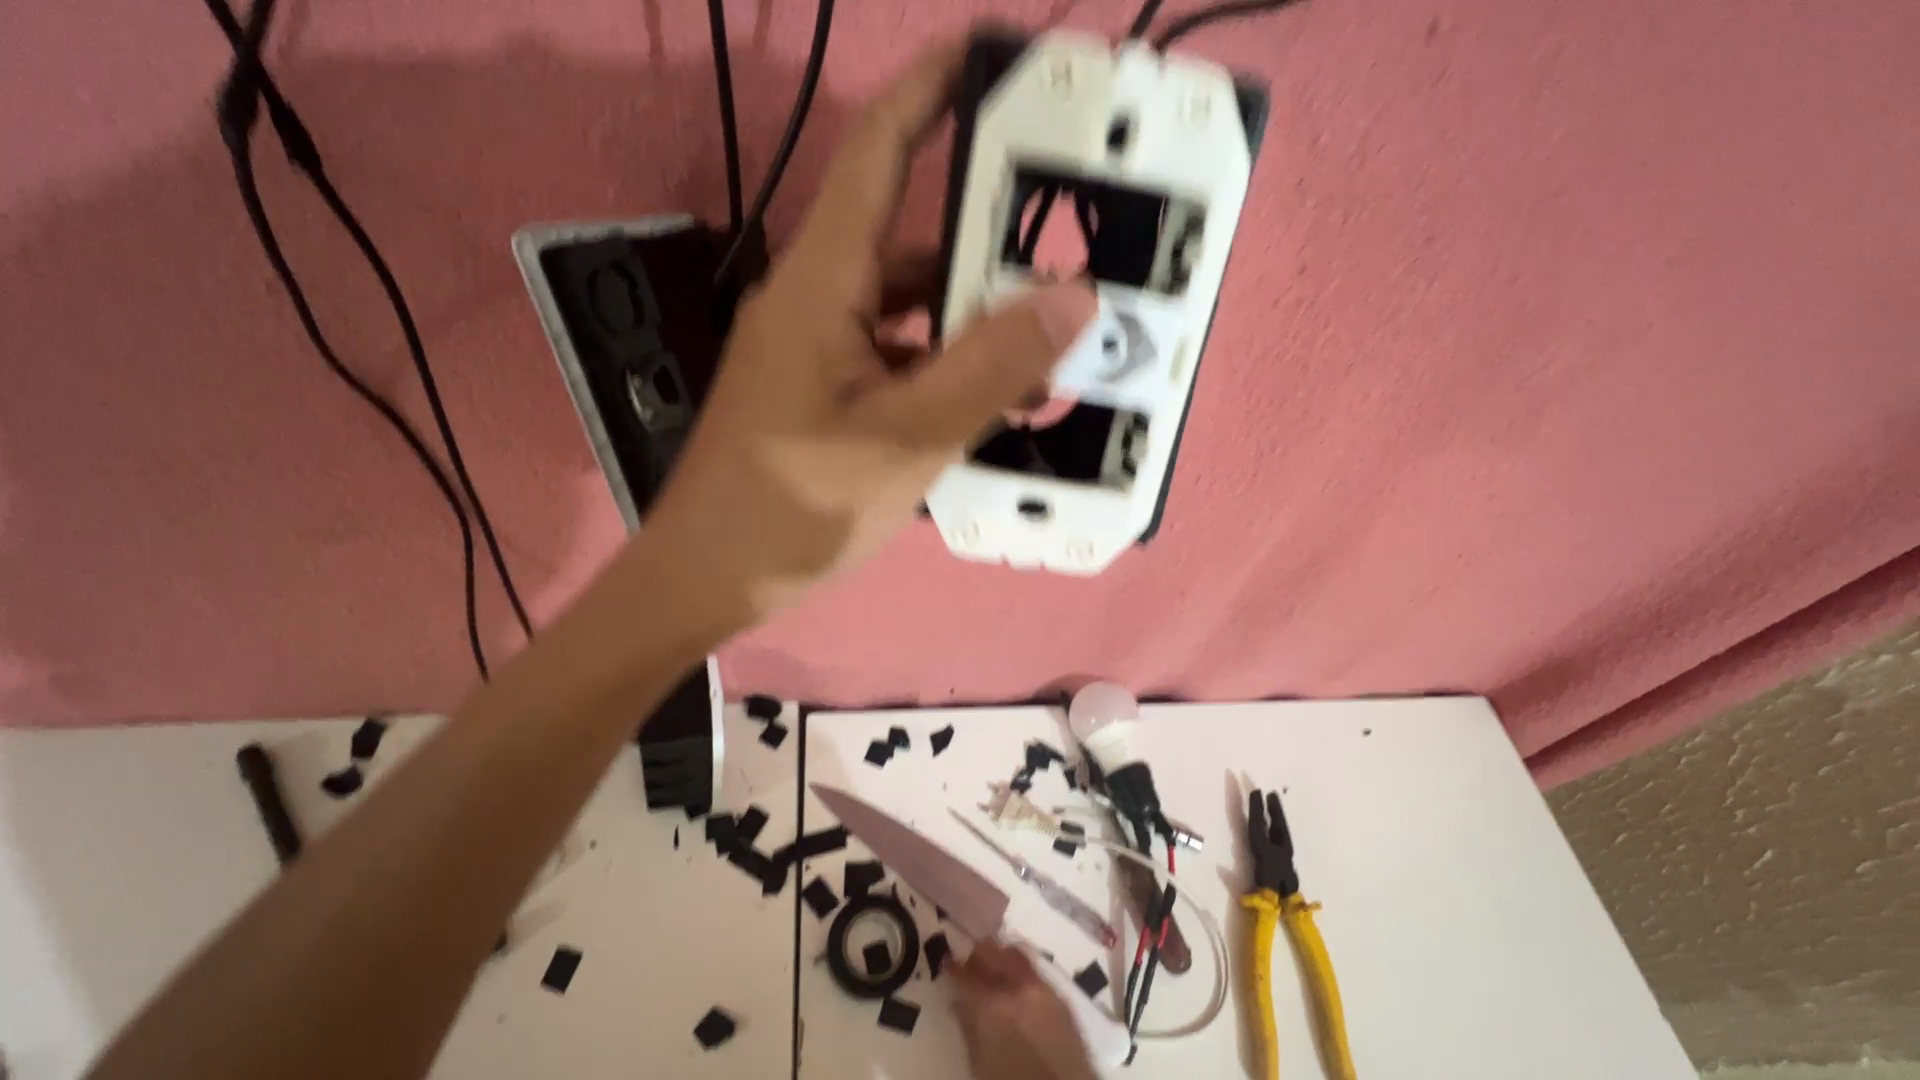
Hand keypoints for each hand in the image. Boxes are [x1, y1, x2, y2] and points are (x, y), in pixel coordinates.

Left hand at [643, 41, 1096, 622]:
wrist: (706, 580)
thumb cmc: (794, 507)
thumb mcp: (908, 438)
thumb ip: (992, 366)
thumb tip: (1072, 295)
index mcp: (821, 282)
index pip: (877, 150)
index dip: (931, 89)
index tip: (992, 53)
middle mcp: (815, 298)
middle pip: (910, 240)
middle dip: (989, 246)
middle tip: (1068, 255)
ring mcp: (815, 349)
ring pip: (909, 309)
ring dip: (974, 326)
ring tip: (1048, 356)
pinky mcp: (819, 392)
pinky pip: (895, 357)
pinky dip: (946, 370)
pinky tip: (993, 406)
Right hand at [952, 943, 1100, 1079]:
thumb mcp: (979, 1064)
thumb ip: (968, 1028)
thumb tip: (958, 1003)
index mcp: (991, 1008)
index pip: (964, 975)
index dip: (952, 966)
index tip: (946, 961)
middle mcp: (1017, 989)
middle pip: (992, 953)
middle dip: (978, 954)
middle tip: (969, 962)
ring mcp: (1043, 990)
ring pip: (1016, 955)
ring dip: (1002, 956)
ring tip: (995, 969)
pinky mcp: (1063, 1000)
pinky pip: (1037, 972)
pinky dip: (1023, 972)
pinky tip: (1019, 987)